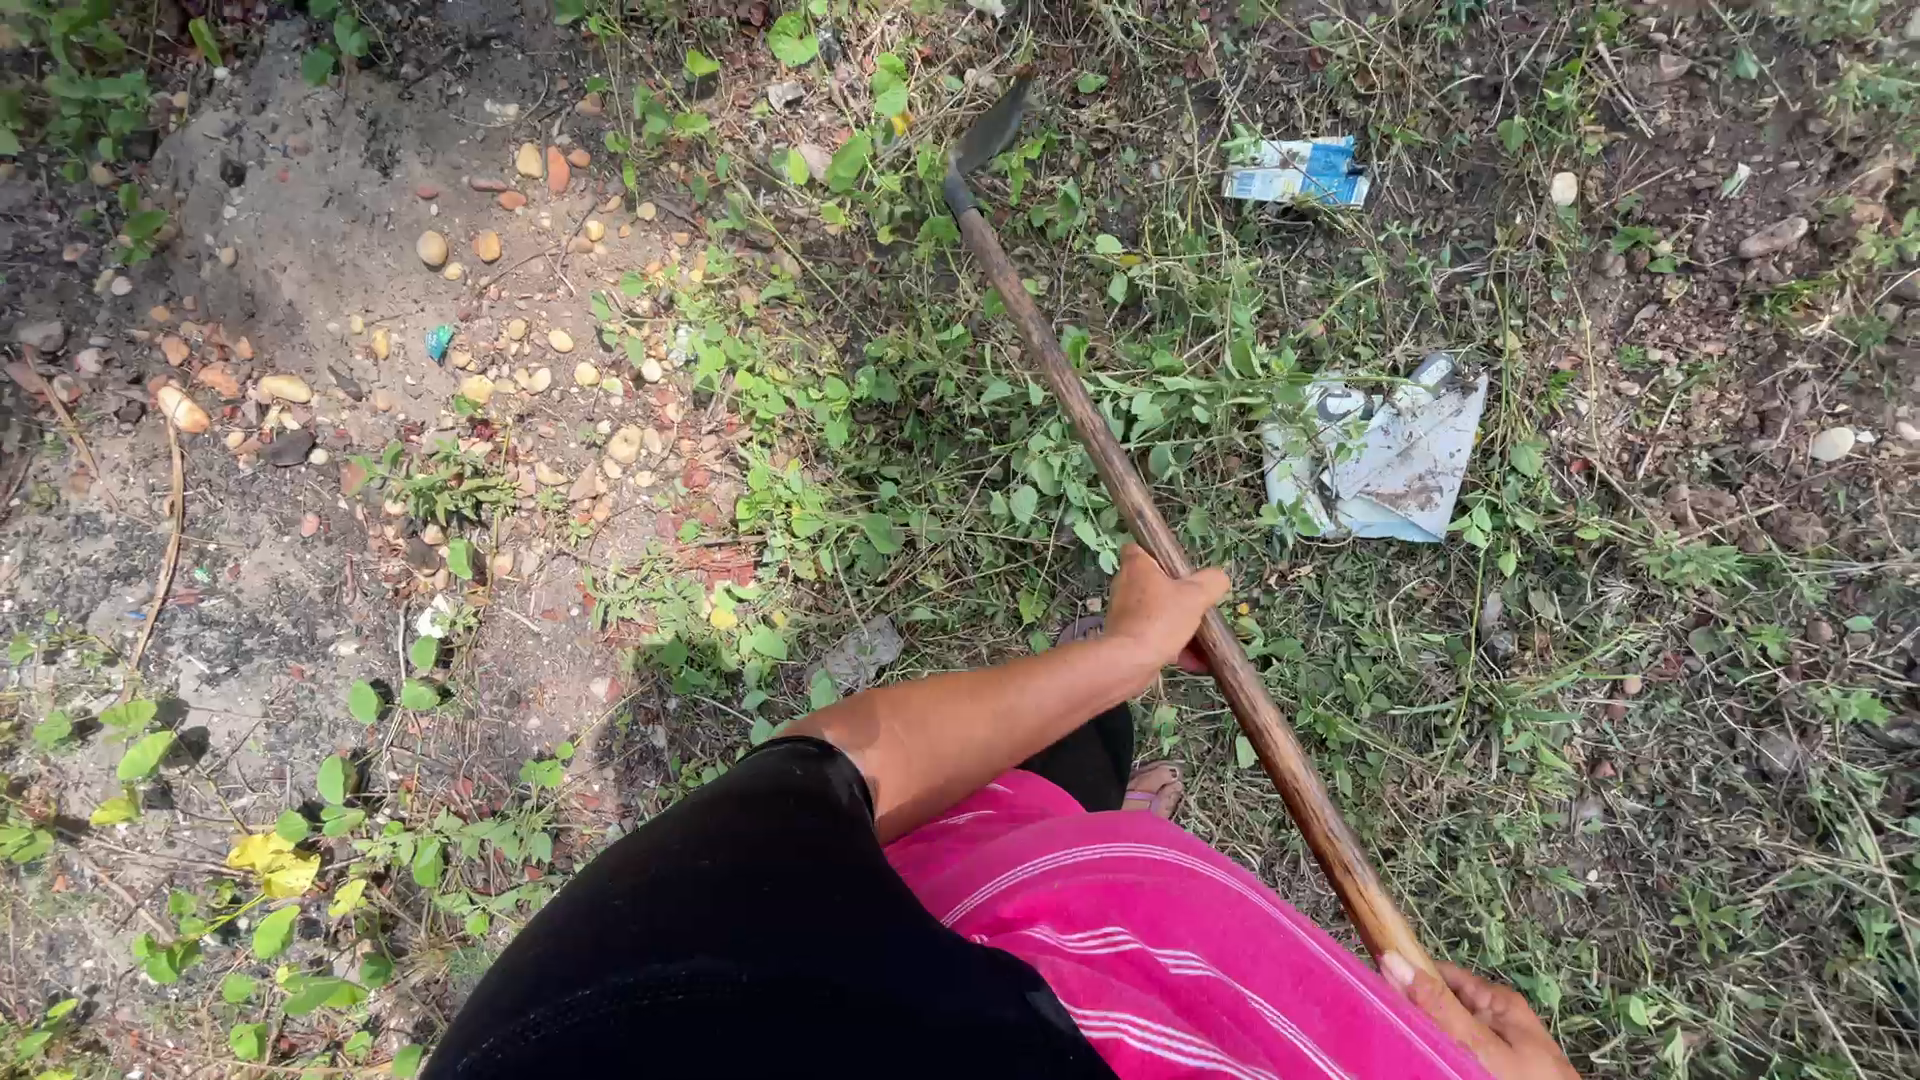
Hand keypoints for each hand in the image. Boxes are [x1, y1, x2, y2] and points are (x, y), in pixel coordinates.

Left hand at [1102, 544, 1229, 675]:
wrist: (1130, 661)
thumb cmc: (1160, 619)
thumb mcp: (1195, 596)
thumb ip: (1211, 582)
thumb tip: (1219, 578)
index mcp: (1137, 567)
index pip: (1136, 548)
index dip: (1154, 554)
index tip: (1175, 567)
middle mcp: (1126, 586)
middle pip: (1154, 584)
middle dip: (1178, 597)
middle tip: (1199, 606)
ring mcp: (1124, 613)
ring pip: (1157, 613)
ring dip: (1181, 626)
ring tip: (1203, 641)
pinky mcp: (1126, 637)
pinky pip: (1154, 636)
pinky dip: (1173, 646)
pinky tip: (1195, 662)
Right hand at [1382, 953, 1579, 1079]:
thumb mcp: (1481, 1047)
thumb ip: (1437, 1006)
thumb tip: (1390, 956)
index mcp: (1498, 1001)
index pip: (1437, 973)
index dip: (1407, 980)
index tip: (1378, 994)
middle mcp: (1497, 1018)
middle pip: (1441, 1004)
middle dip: (1417, 1016)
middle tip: (1391, 1029)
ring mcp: (1499, 1049)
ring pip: (1447, 1033)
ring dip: (1427, 1040)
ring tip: (1404, 1049)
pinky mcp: (1496, 1069)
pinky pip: (1458, 1055)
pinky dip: (1441, 1058)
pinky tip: (1426, 1066)